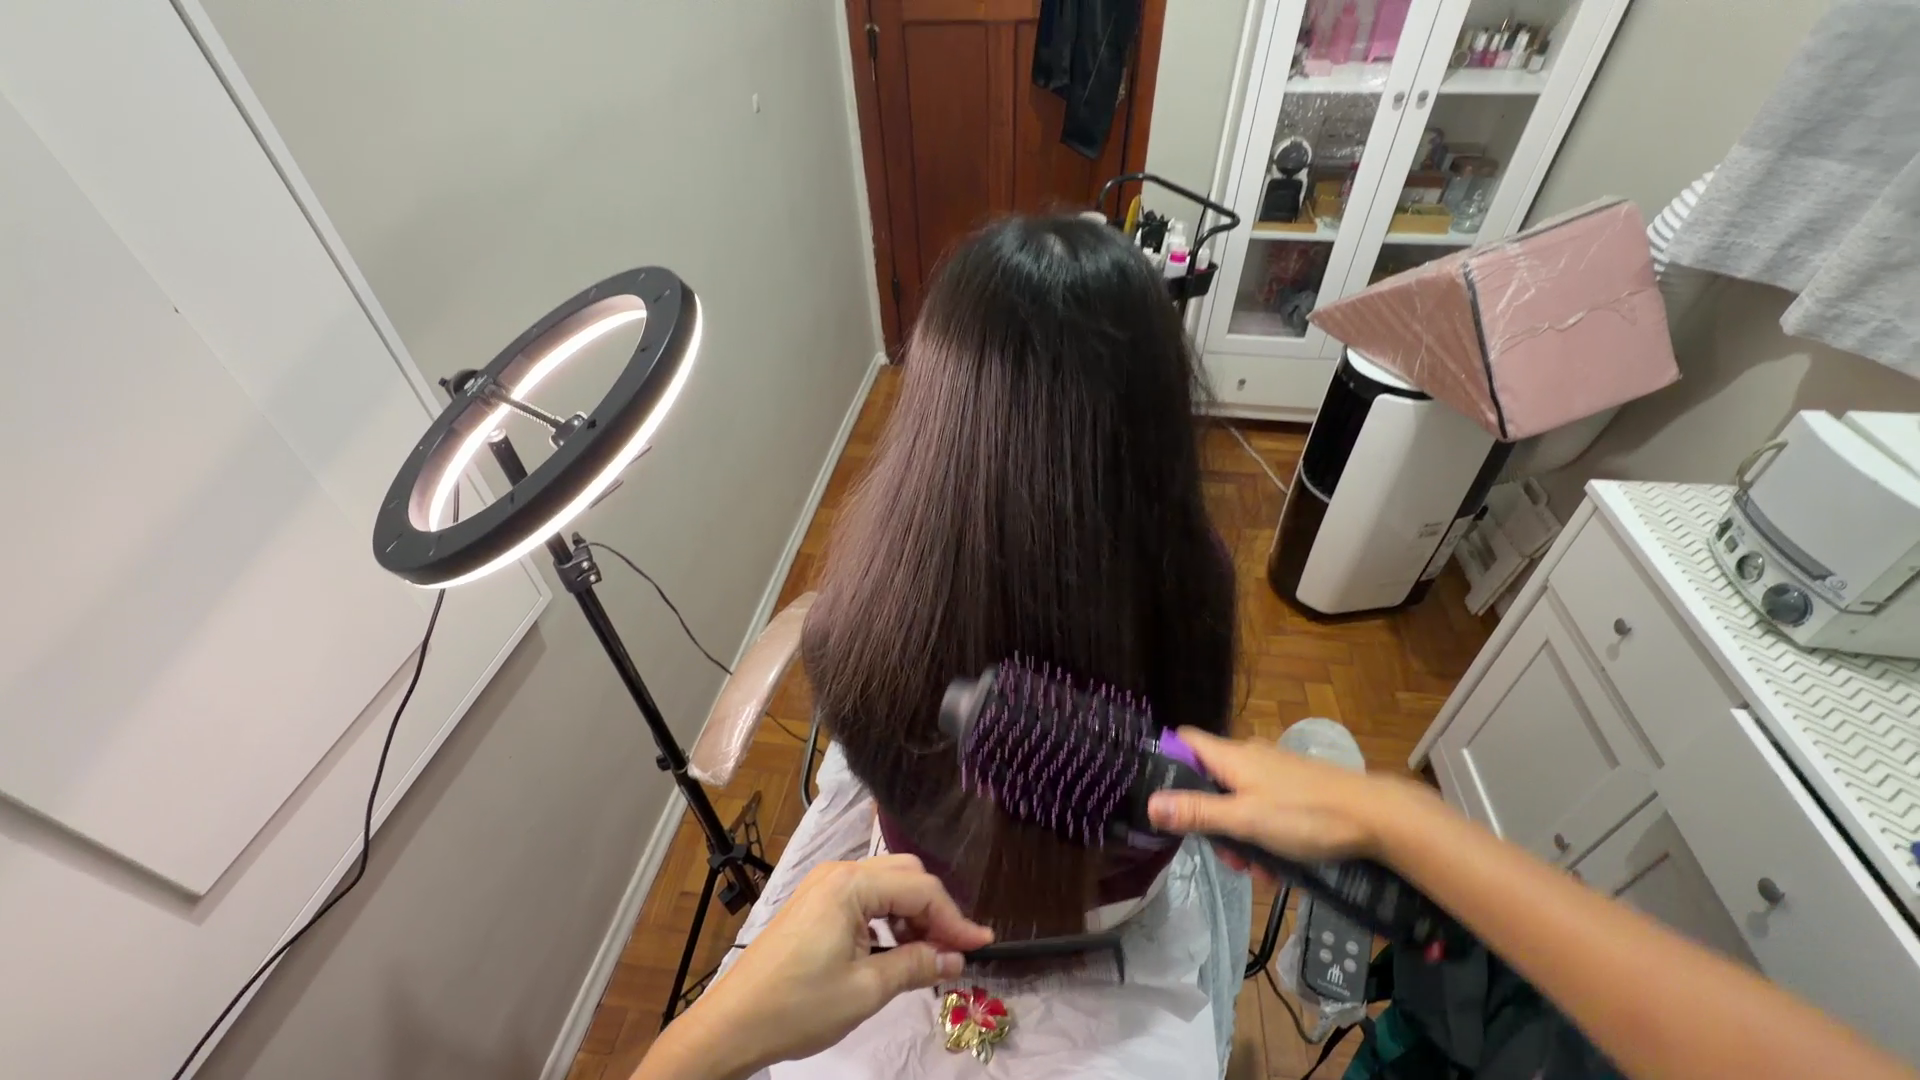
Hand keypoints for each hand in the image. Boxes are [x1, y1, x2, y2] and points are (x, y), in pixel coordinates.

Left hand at [638, 855, 993, 1078]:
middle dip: (935, 910)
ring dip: (912, 914)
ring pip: (886, 884)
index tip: (981, 946)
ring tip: (927, 954)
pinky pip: (865, 897)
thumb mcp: (865, 990)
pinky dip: (888, 918)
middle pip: (905, 875)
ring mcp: (824, 884)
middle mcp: (838, 872)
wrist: (731, 1025)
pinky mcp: (815, 902)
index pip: (920, 889)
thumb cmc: (798, 1007)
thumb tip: (955, 958)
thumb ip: (916, 965)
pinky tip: (894, 948)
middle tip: (954, 951)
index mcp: (851, 884)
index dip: (954, 918)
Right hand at [1146, 727, 1439, 864]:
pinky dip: (1267, 839)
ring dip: (1242, 839)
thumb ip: (1198, 813)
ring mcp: (1276, 775)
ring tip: (1259, 873)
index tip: (1167, 796)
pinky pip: (1267, 812)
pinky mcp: (1298, 792)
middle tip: (1225, 856)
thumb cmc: (1305, 814)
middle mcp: (1250, 758)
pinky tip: (1280, 870)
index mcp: (1232, 756)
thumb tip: (1150, 804)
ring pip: (1241, 805)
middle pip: (1212, 783)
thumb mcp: (1245, 820)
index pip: (1186, 740)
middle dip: (1212, 823)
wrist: (1378, 819)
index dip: (1170, 761)